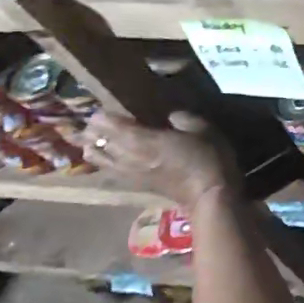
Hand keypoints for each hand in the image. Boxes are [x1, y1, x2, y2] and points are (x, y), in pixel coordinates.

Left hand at [81, 110, 239, 206]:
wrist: (210, 196)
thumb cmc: (207, 158)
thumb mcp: (201, 128)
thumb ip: (182, 117)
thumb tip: (170, 116)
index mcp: (142, 139)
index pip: (109, 124)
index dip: (102, 115)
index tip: (104, 106)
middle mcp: (129, 155)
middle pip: (98, 141)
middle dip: (93, 130)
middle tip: (95, 120)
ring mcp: (130, 172)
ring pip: (99, 158)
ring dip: (93, 147)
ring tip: (93, 138)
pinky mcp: (135, 184)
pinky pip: (109, 170)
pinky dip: (103, 161)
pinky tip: (105, 157)